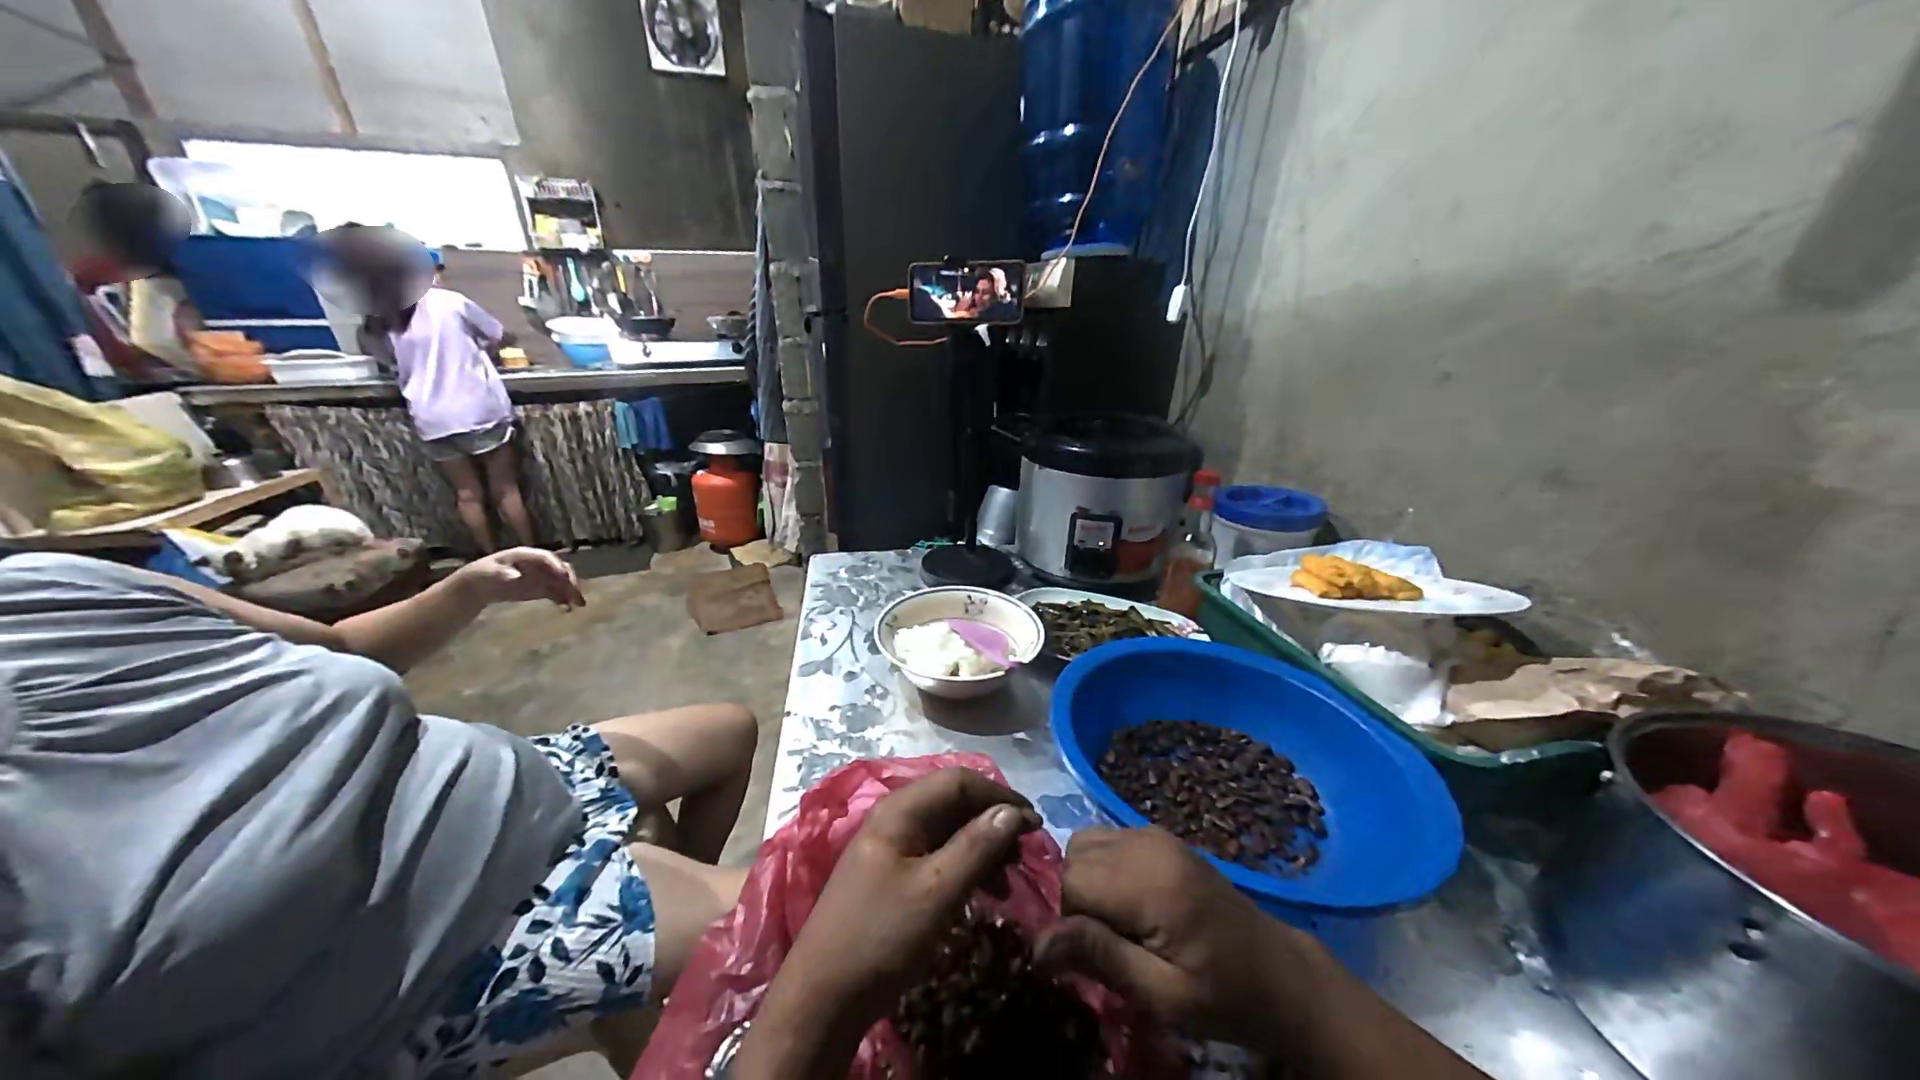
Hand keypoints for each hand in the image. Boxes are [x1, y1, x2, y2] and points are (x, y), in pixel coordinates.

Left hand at [452, 548, 584, 608]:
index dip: (556, 565)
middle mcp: (539, 564)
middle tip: (576, 593)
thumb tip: (516, 576)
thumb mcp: (487, 573)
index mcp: (526, 555)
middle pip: (560, 569)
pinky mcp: (542, 588)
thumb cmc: (481, 576)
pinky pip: (557, 593)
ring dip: (571, 592)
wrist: (477, 587)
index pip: (546, 558)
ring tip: (578, 604)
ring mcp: (542, 576)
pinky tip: (567, 608)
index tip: (564, 576)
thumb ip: (502, 573)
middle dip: (569, 580)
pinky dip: (564, 599)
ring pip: (562, 582)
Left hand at [735, 768, 1040, 1077]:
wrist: (822, 997)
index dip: (999, 797)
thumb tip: (1012, 812)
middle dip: (992, 822)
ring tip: (1007, 879)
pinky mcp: (892, 874)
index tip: (1035, 823)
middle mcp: (894, 818)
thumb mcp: (936, 892)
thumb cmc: (881, 936)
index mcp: (899, 810)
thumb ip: (976, 847)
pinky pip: (936, 855)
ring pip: (947, 830)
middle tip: (1024, 854)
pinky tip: (982, 892)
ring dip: (981, 848)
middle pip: (953, 803)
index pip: (958, 781)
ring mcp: (891, 846)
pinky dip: (964, 867)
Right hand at [1037, 827, 1330, 1054]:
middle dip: (1076, 899)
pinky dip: (1102, 866)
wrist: (1278, 971)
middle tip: (1112, 942)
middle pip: (1073, 857)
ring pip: (1083, 843)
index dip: (1071, 921)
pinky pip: (1105, 839)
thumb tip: (1037, 945)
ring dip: (1086, 880)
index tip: (1098, 955)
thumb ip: (1100, 957)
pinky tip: (1130, 900)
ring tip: (1119, 920)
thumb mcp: (1163, 994)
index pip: (1070, 881)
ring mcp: (1154, 833)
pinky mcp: (1159, 835)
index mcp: (1151, 882)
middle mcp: (1148, 843)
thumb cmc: (1223, 995)